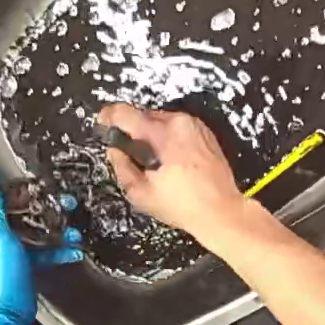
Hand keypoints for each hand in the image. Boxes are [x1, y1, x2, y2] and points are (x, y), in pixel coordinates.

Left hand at [0, 170, 82, 324]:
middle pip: (31, 216)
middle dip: (51, 210)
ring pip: (43, 234)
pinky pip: (49, 254)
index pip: (11, 200)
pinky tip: (75, 251)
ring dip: (60, 231)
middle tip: (70, 204)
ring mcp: (20, 253)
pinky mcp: (31, 267)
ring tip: (76, 230)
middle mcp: (6, 238)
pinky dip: (62, 252)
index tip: (47, 185)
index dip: (30, 191)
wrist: (8, 312)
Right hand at [98, 105, 258, 246]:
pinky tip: (168, 160)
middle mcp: (181, 124)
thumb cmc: (185, 206)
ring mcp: (195, 127)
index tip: (103, 123)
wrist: (221, 211)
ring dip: (151, 135)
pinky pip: (178, 128)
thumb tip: (115, 153)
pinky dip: (168, 138)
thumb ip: (122, 168)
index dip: (109, 117)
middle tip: (128, 152)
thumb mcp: (142, 194)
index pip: (127, 113)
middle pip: (144, 115)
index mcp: (164, 135)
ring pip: (162, 121)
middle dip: (132, 131)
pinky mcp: (205, 133)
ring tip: (150, 160)